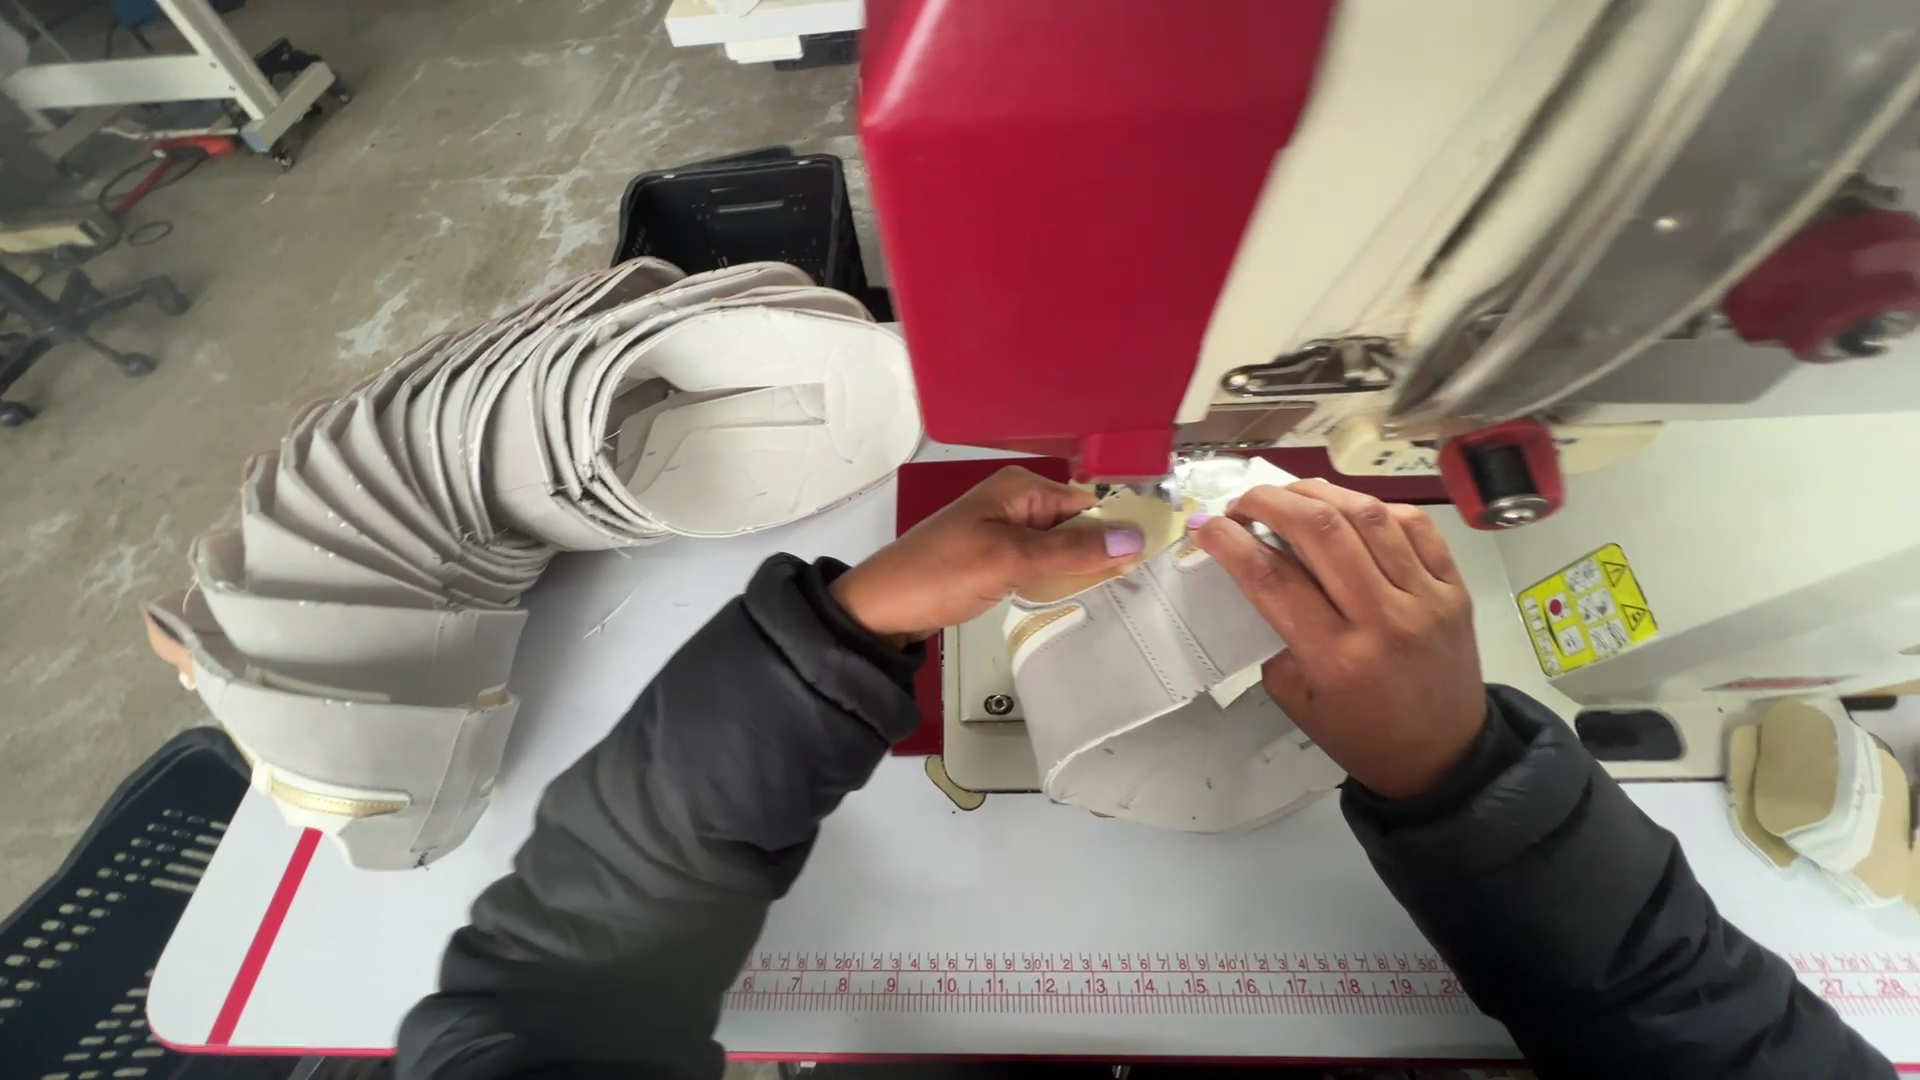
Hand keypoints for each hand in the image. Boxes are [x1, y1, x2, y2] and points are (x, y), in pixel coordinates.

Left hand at [831, 466, 1144, 644]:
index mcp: (1020, 487)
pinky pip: (1036, 562)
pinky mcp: (992, 556)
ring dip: (1074, 568)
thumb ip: (1073, 551)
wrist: (881, 606)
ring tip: (1101, 596)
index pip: (1087, 503)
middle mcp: (1014, 500)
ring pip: (1057, 546)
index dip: (1116, 531)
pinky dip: (1050, 578)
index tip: (1147, 563)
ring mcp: (1001, 529)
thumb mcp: (1011, 560)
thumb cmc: (942, 574)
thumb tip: (1134, 537)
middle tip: (1128, 587)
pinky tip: (1061, 597)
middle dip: (1097, 552)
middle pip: (1074, 524)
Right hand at [1190, 479, 1484, 798]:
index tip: (1205, 527)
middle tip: (1242, 504)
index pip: (1272, 577)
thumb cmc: (1357, 732)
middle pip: (1319, 530)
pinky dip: (1370, 506)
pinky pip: (1414, 524)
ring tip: (1287, 496)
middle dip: (1268, 502)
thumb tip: (1255, 570)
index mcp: (1335, 657)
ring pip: (1366, 515)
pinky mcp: (1454, 587)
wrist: (1444, 756)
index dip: (1230, 542)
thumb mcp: (1292, 696)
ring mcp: (1426, 597)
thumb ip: (1273, 633)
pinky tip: (1344, 510)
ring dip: (1316, 493)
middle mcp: (1383, 619)